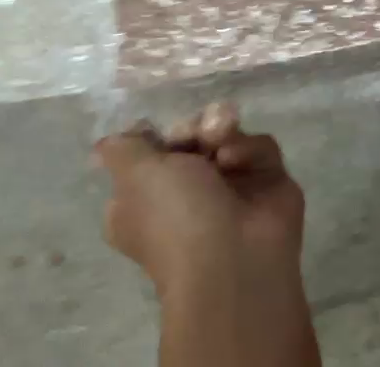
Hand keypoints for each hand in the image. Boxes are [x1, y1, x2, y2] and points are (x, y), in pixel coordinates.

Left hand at [93, 104, 305, 301]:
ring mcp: (227, 183)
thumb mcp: (135, 177)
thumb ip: (123, 149)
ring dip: (225, 133)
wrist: (234, 251)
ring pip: (228, 137)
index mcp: (142, 198)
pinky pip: (259, 147)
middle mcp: (183, 190)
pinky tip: (242, 161)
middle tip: (202, 133)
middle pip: (191, 138)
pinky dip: (251, 149)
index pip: (150, 151)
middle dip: (196, 127)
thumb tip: (114, 138)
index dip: (158, 134)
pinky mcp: (265, 178)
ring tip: (224, 147)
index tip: (161, 131)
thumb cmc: (174, 216)